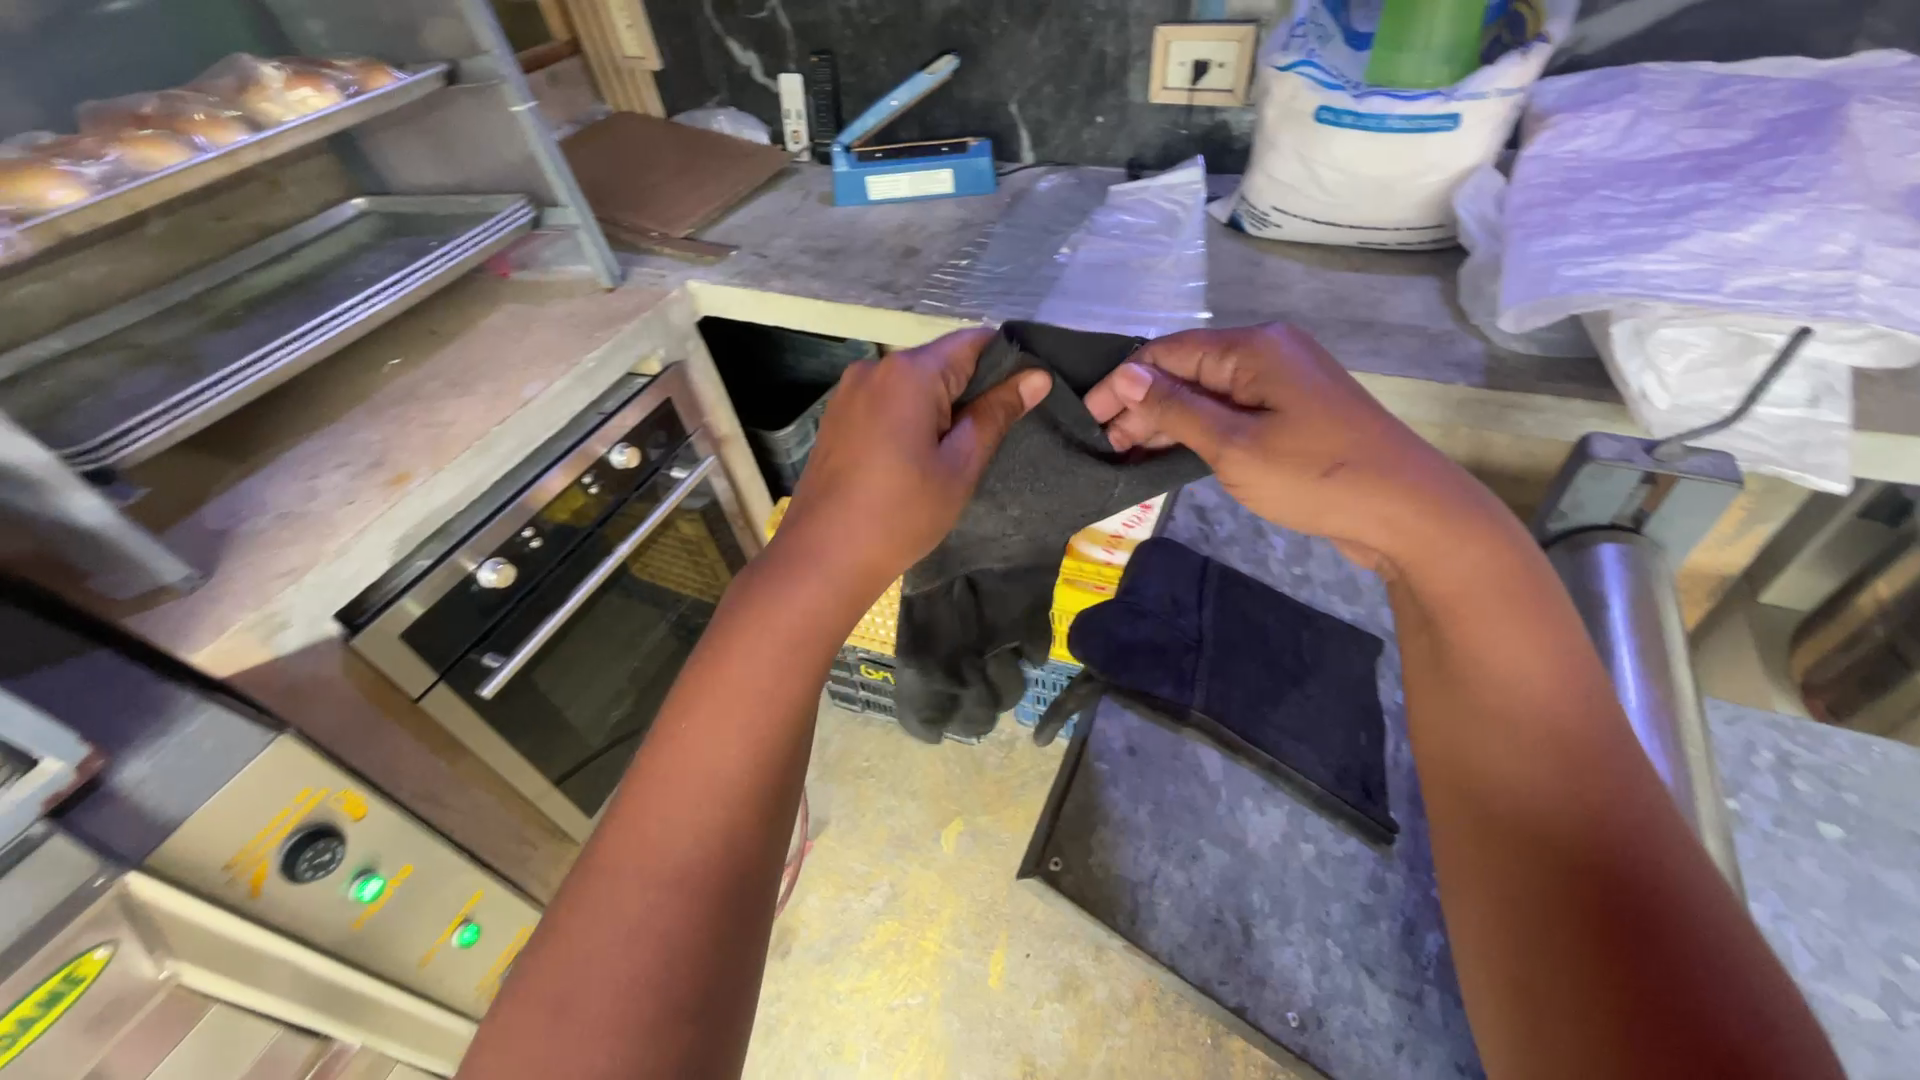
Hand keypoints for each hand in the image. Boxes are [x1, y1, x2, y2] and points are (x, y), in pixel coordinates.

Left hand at [775, 327, 1050, 591]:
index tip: (1027, 394)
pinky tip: (916, 457)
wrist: (823, 556)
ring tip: (957, 451)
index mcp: (910, 372)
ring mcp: (849, 391)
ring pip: (912, 384)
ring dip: (939, 407)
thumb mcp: (960, 466)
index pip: (973, 341)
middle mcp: (875, 367)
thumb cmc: (901, 514)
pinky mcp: (837, 416)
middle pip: (940, 361)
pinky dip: (909, 418)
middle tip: (997, 433)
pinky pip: (886, 402)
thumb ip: (997, 413)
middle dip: (971, 389)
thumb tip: (1037, 375)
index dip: (1007, 361)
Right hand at [1083, 323, 1501, 576]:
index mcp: (1253, 347)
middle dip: (1141, 404)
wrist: (1408, 512)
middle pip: (1186, 369)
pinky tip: (1169, 452)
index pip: (1167, 352)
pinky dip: (1198, 430)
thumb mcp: (1234, 445)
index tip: (1087, 420)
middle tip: (1104, 446)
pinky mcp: (1293, 413)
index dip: (1122, 383)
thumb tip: (1127, 376)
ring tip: (1126, 453)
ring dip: (1166, 420)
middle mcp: (1268, 352)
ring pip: (1207, 392)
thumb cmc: (1315, 476)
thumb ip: (1175, 408)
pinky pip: (1231, 411)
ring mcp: (1283, 383)